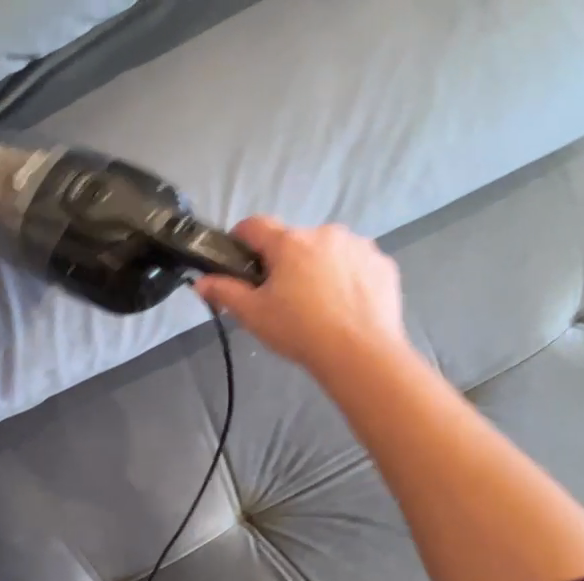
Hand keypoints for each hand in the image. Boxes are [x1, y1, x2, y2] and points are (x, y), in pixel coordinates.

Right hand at [194, 218, 410, 375]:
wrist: (360, 352)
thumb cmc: (299, 331)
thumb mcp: (253, 315)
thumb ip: (225, 292)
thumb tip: (200, 282)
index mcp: (289, 243)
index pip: (255, 225)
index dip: (240, 239)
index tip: (238, 261)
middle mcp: (325, 234)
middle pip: (294, 242)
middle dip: (284, 263)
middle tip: (281, 298)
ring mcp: (359, 245)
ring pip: (327, 251)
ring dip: (317, 268)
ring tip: (317, 305)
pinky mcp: (382, 263)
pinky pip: (356, 265)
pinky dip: (347, 279)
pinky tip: (344, 307)